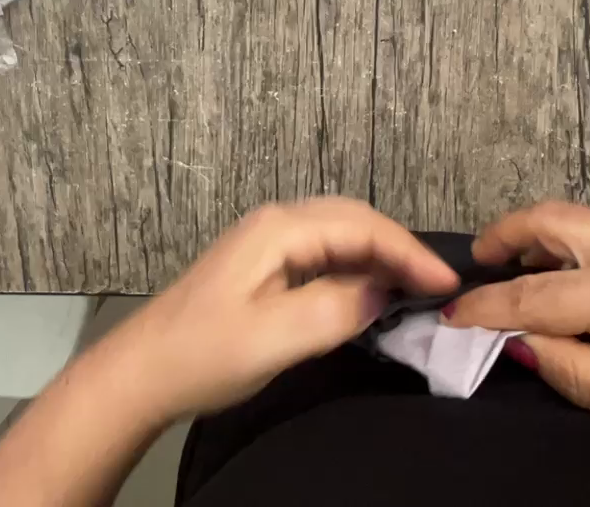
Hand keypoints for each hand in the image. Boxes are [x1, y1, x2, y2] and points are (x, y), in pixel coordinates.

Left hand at [84, 197, 458, 422]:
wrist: (143, 370)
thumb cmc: (204, 353)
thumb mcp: (274, 337)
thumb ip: (333, 309)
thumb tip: (381, 292)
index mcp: (279, 229)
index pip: (360, 227)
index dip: (407, 252)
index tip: (446, 282)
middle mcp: (276, 222)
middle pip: (352, 220)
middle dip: (398, 246)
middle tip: (437, 283)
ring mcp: (267, 240)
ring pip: (338, 232)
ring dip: (378, 253)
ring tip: (414, 283)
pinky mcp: (263, 262)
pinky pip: (323, 250)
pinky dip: (355, 264)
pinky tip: (368, 287)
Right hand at [443, 203, 589, 490]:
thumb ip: (578, 373)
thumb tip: (519, 344)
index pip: (529, 297)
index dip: (481, 309)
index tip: (446, 317)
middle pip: (548, 221)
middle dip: (503, 237)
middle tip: (478, 266)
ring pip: (583, 216)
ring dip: (542, 232)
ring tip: (525, 266)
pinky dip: (581, 237)